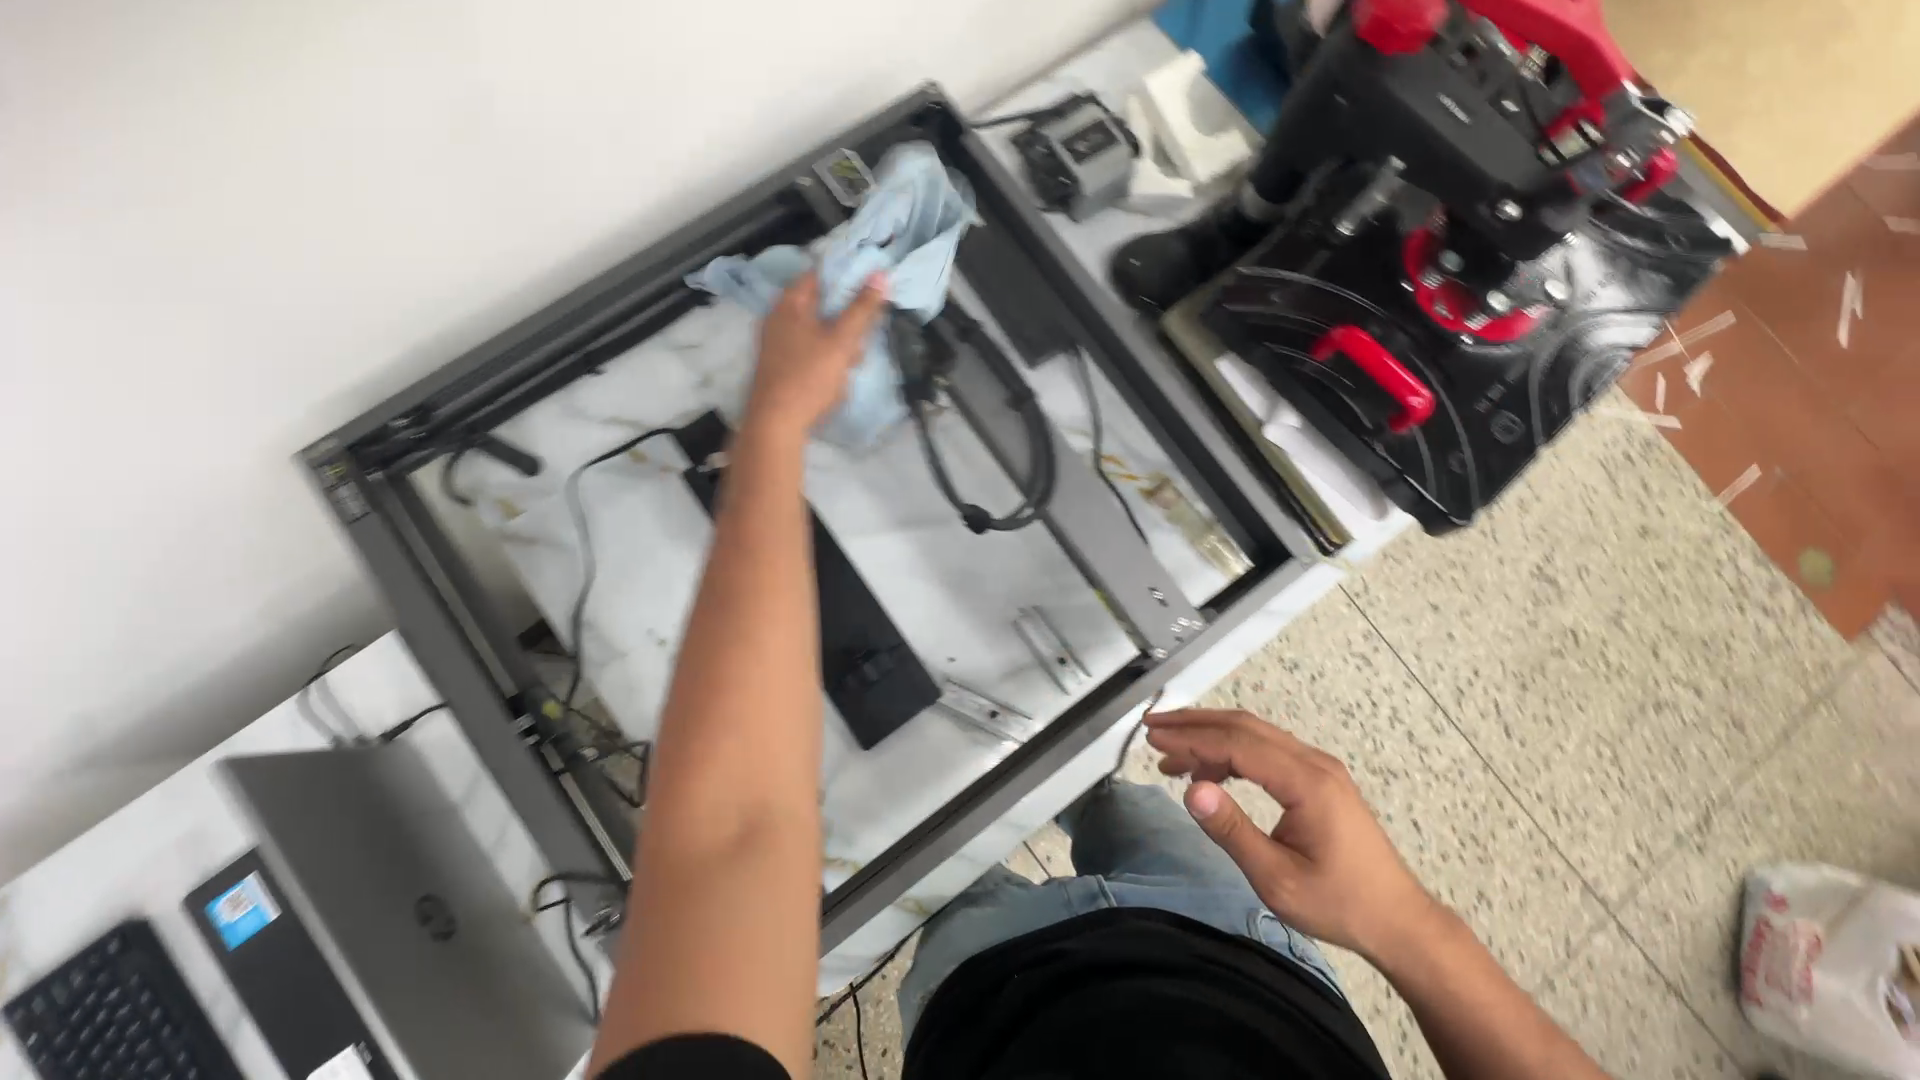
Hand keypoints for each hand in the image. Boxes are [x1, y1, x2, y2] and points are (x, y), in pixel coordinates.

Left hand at [744, 270, 888, 438]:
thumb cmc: (808, 377)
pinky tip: (838, 375)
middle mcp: (778, 317)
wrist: (776, 423)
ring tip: (852, 360)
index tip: (871, 285)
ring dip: (839, 340)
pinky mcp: (781, 364)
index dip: (847, 275)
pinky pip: (810, 349)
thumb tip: (881, 274)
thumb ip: (862, 309)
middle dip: (847, 316)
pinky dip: (826, 355)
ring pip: (818, 329)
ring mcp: (777, 342)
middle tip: (865, 331)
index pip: (820, 274)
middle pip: (821, 303)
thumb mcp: (841, 341)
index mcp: (789, 303)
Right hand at [1145, 708, 1446, 962]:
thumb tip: (1191, 790)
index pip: (1237, 743)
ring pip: (1255, 734)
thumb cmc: (1338, 904)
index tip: (1152, 741)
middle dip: (1194, 724)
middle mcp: (1314, 763)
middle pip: (1245, 726)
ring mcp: (1319, 768)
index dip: (1191, 738)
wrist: (1398, 921)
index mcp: (1306, 782)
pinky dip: (1231, 752)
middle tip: (1152, 730)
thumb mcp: (1276, 878)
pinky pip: (1267, 750)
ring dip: (1210, 737)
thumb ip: (1232, 831)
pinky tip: (1209, 773)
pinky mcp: (1319, 779)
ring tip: (1170, 758)